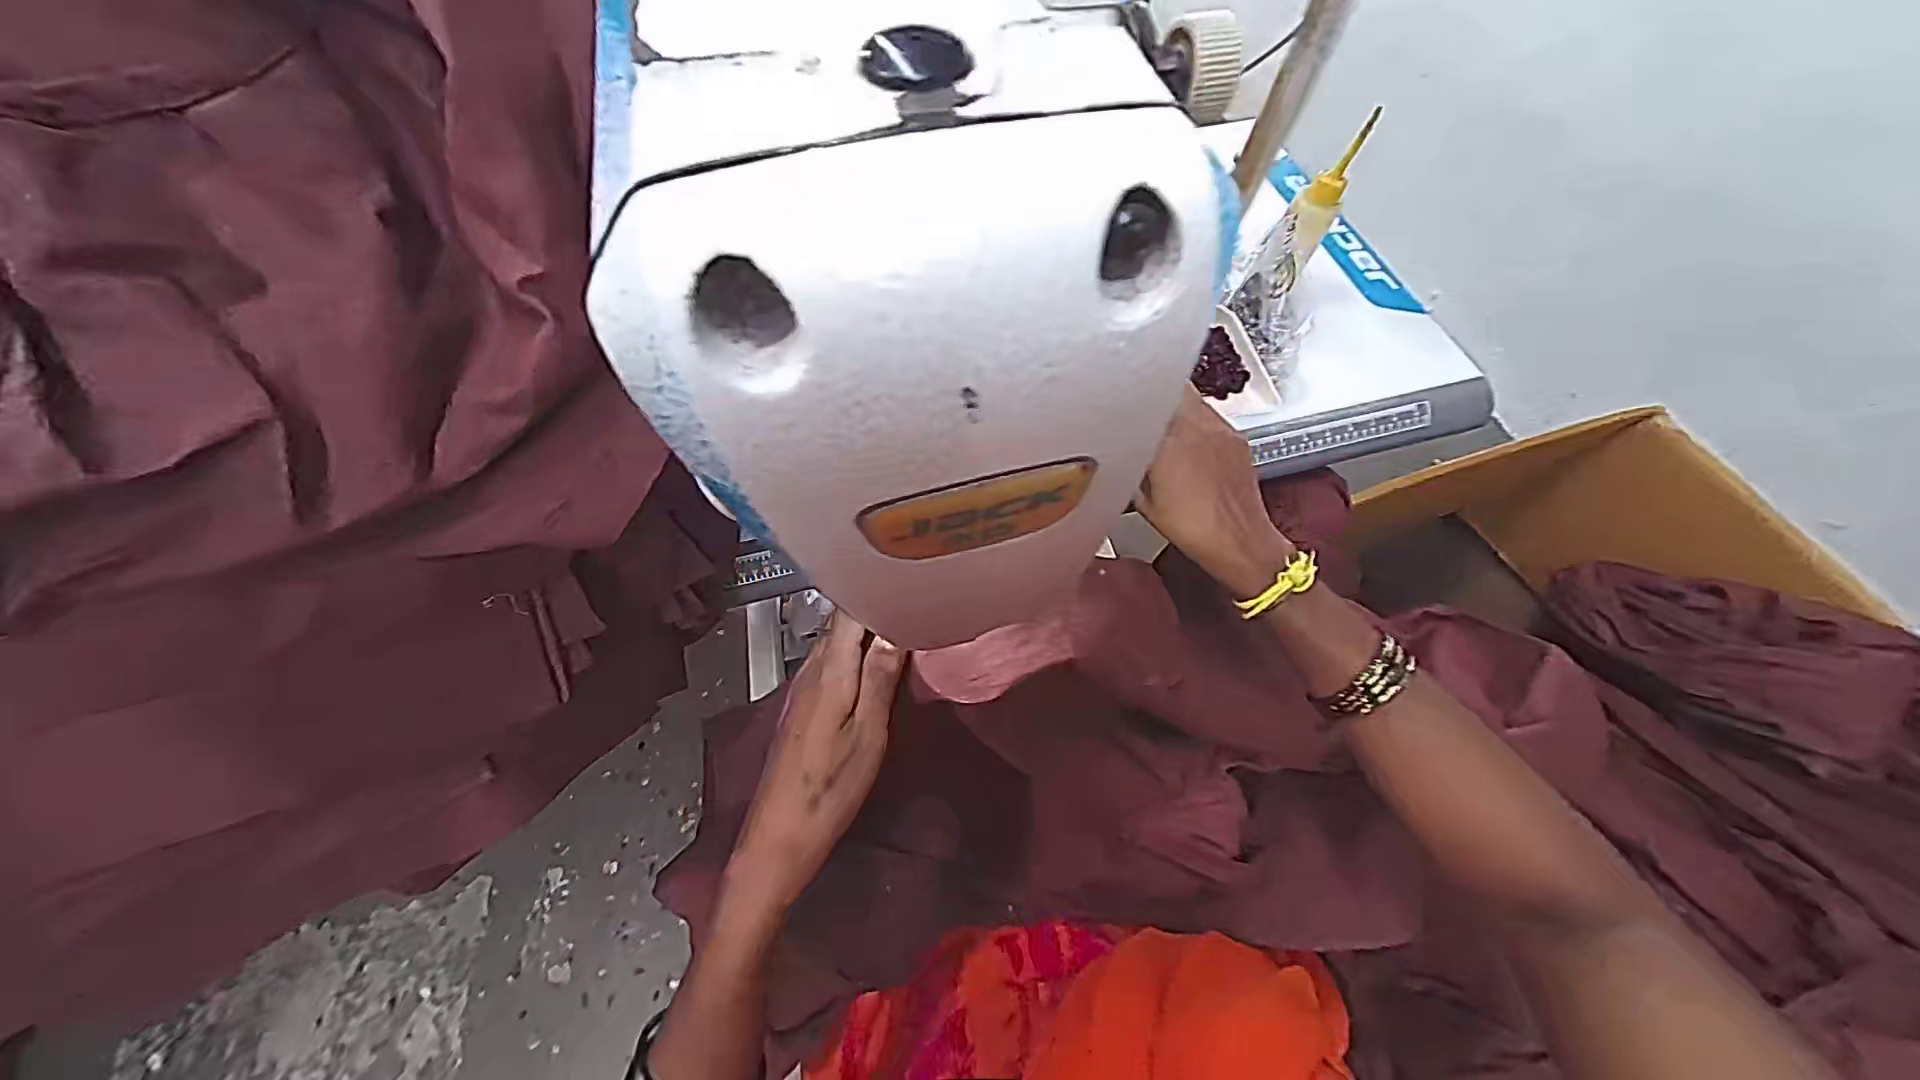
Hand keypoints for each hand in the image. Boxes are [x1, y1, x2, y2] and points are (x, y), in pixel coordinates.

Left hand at [727, 611, 904, 914]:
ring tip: (903, 623)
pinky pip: (832, 662)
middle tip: (914, 600)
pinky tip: (875, 661)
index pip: (849, 612)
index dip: (876, 591)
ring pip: (836, 642)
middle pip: (841, 623)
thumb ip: (879, 677)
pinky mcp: (802, 706)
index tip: (908, 581)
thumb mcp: (868, 734)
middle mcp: (810, 670)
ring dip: (865, 630)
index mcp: (829, 671)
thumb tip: (895, 627)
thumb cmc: (830, 789)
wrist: (779, 836)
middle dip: (875, 607)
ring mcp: (802, 688)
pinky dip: (855, 653)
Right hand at [1136, 387, 1297, 596]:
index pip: (1143, 402)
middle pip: (1170, 389)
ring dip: (1176, 406)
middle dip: (1153, 395)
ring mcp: (1220, 429)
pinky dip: (1196, 422)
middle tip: (1139, 410)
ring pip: (1193, 399)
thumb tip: (1127, 457)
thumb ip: (1134, 471)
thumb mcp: (1146, 503)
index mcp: (1166, 442)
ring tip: (1164, 427)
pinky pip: (1211, 417)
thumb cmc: (1194, 529)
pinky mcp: (1236, 438)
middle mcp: (1196, 427)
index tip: (1119, 409)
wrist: (1239, 540)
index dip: (1129, 401)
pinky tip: (1189, 446)